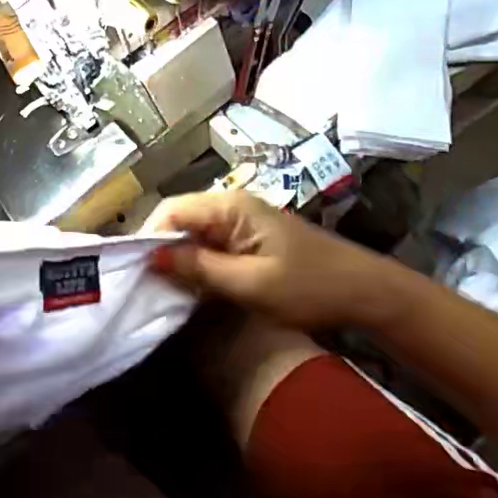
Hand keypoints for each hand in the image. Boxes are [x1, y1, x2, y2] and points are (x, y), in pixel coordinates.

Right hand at [144, 192, 408, 330]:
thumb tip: (151, 257)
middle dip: (159, 249)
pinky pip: (209, 246)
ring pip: (192, 234)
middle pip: (178, 219)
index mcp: (230, 206)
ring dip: (177, 259)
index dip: (148, 237)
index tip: (133, 272)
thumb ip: (200, 269)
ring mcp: (239, 222)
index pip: (172, 210)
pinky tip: (190, 287)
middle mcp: (230, 206)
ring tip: (161, 289)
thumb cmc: (310, 286)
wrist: (363, 292)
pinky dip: (196, 264)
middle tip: (144, 285)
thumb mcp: (252, 284)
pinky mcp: (247, 239)